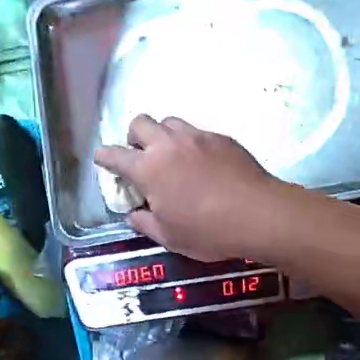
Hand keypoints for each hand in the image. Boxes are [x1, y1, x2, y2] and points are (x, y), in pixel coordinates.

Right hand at [94, 115, 301, 260]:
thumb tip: (134, 214)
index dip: (104, 157)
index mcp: (149, 169)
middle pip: (140, 123)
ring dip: (164, 136)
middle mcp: (169, 145)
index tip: (101, 158)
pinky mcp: (222, 138)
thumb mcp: (169, 237)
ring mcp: (197, 137)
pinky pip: (198, 133)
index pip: (115, 155)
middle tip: (141, 157)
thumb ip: (145, 223)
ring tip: (173, 158)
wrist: (258, 214)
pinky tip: (203, 166)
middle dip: (134, 137)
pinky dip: (192, 145)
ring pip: (170, 122)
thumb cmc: (207, 231)